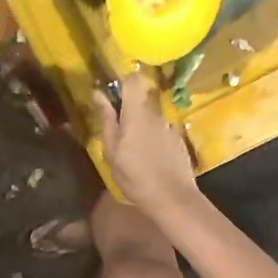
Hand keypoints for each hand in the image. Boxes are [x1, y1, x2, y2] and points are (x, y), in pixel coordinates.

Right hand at [91, 72, 198, 213]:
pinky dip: (153, 139)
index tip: (112, 94)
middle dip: (129, 109)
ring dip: (141, 127)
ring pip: (152, 117)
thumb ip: (107, 120)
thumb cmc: (135, 176)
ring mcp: (170, 127)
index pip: (134, 79)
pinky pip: (161, 132)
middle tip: (117, 130)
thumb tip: (99, 94)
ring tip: (133, 150)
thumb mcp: (112, 152)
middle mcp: (156, 114)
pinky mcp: (178, 140)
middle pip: (142, 99)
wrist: (172, 198)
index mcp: (137, 113)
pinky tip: (149, 160)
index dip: (123, 81)